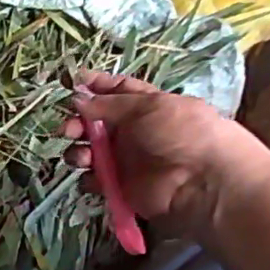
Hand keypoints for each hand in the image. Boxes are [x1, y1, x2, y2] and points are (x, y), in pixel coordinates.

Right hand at [61, 70, 269, 241]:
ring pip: (91, 153)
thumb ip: (108, 104)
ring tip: (81, 157)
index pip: (117, 91)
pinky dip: (88, 179)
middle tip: (68, 129)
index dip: (95, 86)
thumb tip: (77, 99)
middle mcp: (134, 132)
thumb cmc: (180, 132)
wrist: (201, 180)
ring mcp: (126, 161)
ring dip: (79, 152)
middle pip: (96, 124)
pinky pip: (95, 181)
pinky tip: (93, 177)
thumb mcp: (147, 107)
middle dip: (78, 123)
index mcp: (146, 106)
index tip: (73, 82)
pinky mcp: (121, 187)